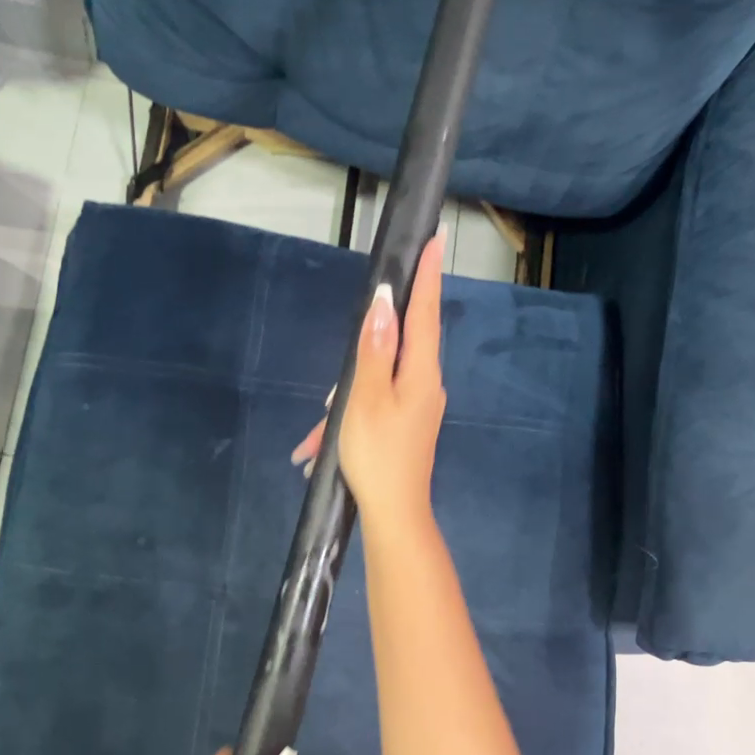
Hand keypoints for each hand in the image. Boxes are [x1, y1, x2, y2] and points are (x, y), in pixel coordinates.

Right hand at [290, 232, 446, 529]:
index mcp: (421, 372)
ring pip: (375, 385)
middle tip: (336, 403)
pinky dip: (348, 423)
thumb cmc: (378, 454)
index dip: (427, 275)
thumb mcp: (366, 398)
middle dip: (359, 364)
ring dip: (344, 405)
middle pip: (394, 349)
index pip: (425, 311)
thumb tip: (384, 302)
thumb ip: (374, 349)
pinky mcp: (406, 427)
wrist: (394, 515)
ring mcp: (417, 408)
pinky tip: (320, 452)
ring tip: (319, 440)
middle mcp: (426, 385)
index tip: (436, 239)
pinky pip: (373, 409)